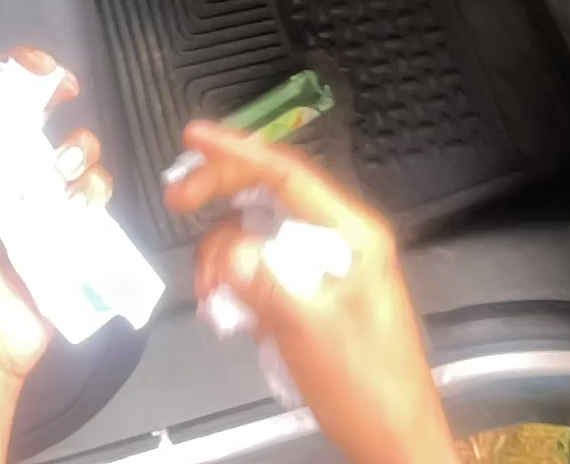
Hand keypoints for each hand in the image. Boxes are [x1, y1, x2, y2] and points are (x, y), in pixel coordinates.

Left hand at [0, 48, 112, 379]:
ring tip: (59, 177)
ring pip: (78, 149)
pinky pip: (96, 194)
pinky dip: (94, 192)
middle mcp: (8, 166)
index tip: (43, 68)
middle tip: (68, 95)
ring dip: (79, 150)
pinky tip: (77, 206)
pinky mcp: (70, 228)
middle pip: (47, 112)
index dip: (25, 71)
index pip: (1, 94)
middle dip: (63, 97)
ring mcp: (42, 197)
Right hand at [165, 120, 457, 463]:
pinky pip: (257, 258)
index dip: (237, 150)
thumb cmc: (368, 390)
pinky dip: (232, 272)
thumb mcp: (314, 336)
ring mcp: (321, 258)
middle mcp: (337, 235)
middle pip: (266, 190)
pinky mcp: (306, 282)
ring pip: (254, 226)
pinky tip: (223, 301)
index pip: (288, 173)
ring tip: (208, 289)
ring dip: (220, 249)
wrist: (394, 447)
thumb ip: (268, 285)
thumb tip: (226, 250)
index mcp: (353, 234)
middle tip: (176, 200)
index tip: (194, 136)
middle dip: (217, 193)